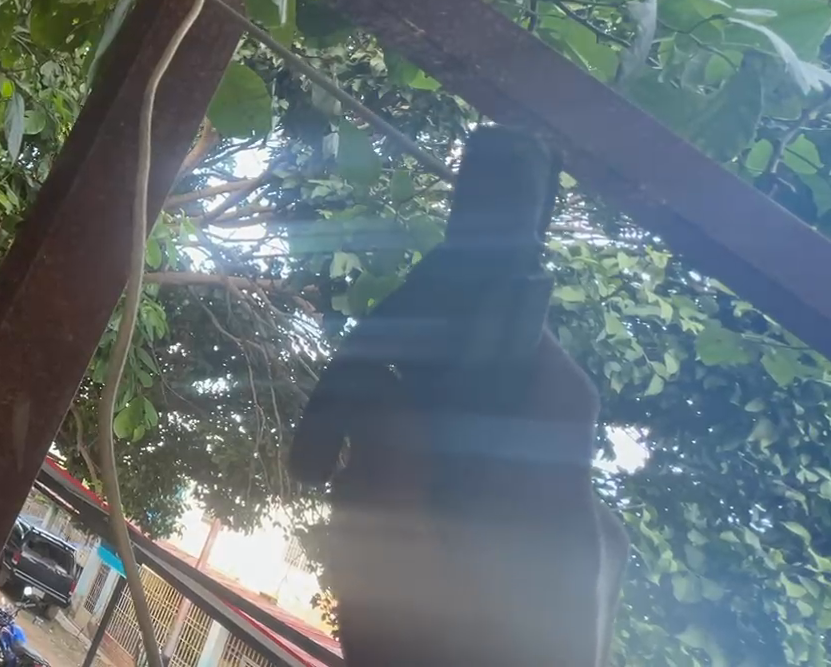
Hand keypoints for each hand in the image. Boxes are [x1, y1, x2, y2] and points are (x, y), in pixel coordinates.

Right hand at [317, 330, 628, 666]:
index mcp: (540, 503)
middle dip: (441, 397)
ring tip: (362, 484)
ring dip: (439, 446)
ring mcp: (579, 555)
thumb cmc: (425, 648)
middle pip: (521, 419)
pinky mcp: (565, 581)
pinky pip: (512, 500)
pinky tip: (400, 518)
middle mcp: (577, 519)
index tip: (467, 308)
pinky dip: (457, 482)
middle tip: (364, 416)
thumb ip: (386, 454)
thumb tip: (391, 385)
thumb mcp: (381, 550)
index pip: (557, 389)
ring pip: (510, 461)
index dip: (521, 334)